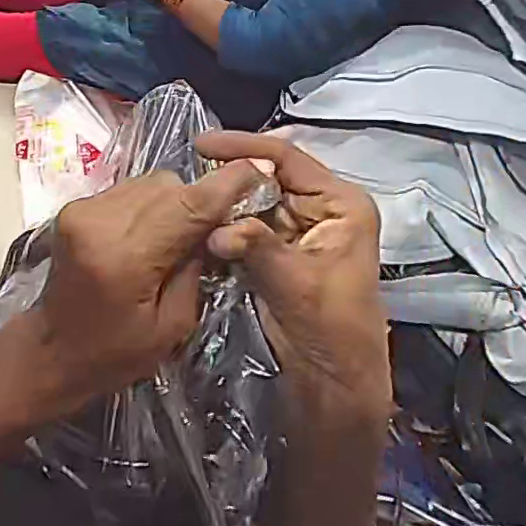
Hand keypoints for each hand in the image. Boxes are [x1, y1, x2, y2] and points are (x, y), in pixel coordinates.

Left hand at [1, 161, 271, 421]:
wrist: (53, 349)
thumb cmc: (115, 352)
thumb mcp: (173, 324)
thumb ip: (196, 267)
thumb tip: (216, 223)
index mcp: (123, 257)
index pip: (186, 205)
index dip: (227, 183)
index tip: (258, 169)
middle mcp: (98, 222)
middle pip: (168, 184)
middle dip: (197, 199)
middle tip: (210, 229)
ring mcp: (81, 210)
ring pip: (148, 181)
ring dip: (172, 199)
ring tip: (175, 234)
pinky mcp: (74, 207)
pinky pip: (128, 189)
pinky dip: (147, 203)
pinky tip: (148, 231)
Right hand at [197, 131, 392, 423]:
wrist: (333, 381)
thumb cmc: (332, 330)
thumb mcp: (296, 283)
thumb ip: (257, 247)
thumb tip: (216, 228)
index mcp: (340, 204)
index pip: (288, 159)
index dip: (245, 147)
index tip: (202, 144)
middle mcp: (319, 209)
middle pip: (266, 177)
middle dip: (228, 177)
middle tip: (186, 176)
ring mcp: (295, 230)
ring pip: (251, 202)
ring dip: (222, 203)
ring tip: (185, 199)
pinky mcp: (276, 250)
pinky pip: (244, 227)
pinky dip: (222, 226)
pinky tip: (196, 225)